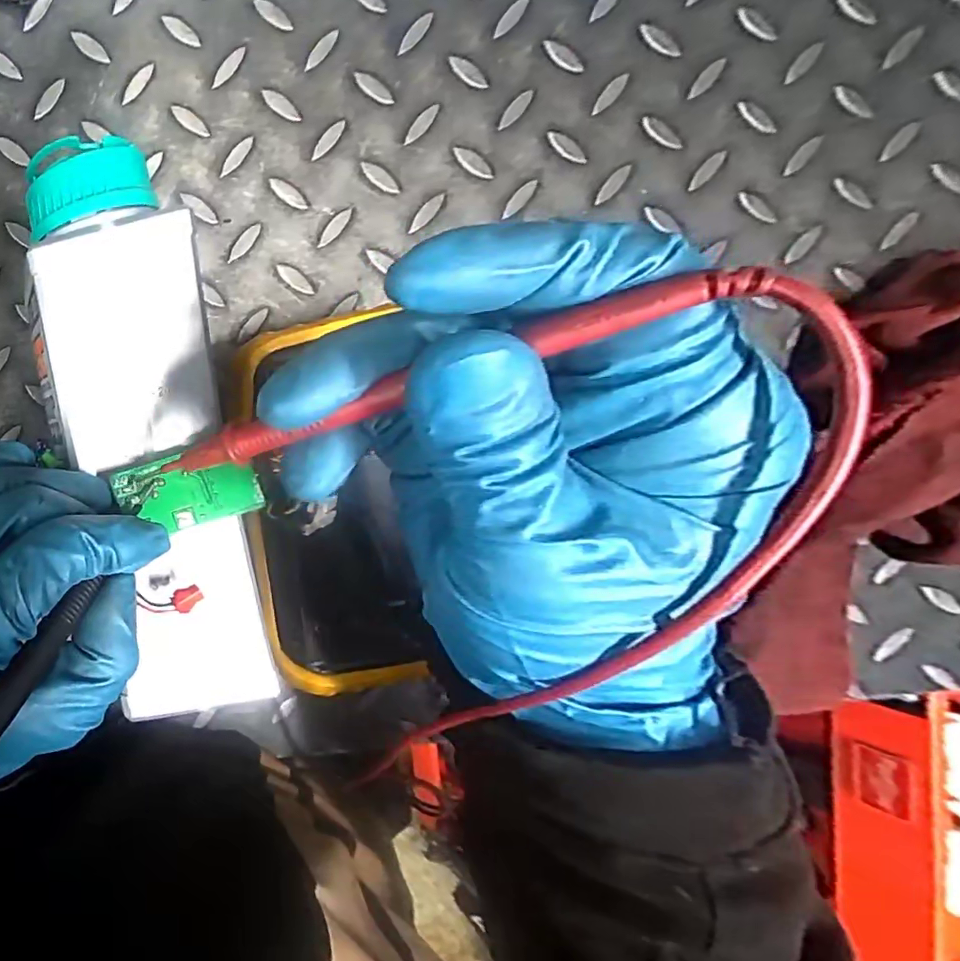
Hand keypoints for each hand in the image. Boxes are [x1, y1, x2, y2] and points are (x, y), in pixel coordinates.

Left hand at [0, 442, 168, 847]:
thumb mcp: (60, 717)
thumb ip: (107, 646)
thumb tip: (120, 571)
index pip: (52, 553)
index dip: (109, 538)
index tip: (146, 538)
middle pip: (26, 503)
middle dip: (86, 505)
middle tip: (116, 523)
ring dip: (50, 481)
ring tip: (81, 504)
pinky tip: (24, 471)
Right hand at [258, 222, 809, 750]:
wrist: (546, 695)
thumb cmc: (587, 636)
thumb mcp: (545, 552)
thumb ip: (504, 457)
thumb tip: (456, 356)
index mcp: (675, 395)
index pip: (619, 283)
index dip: (518, 265)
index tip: (416, 286)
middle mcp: (588, 379)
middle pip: (478, 320)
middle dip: (379, 357)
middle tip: (301, 399)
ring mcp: (505, 401)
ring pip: (411, 358)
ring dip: (339, 395)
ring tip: (284, 438)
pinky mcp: (444, 427)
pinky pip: (377, 403)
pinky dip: (333, 430)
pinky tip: (309, 470)